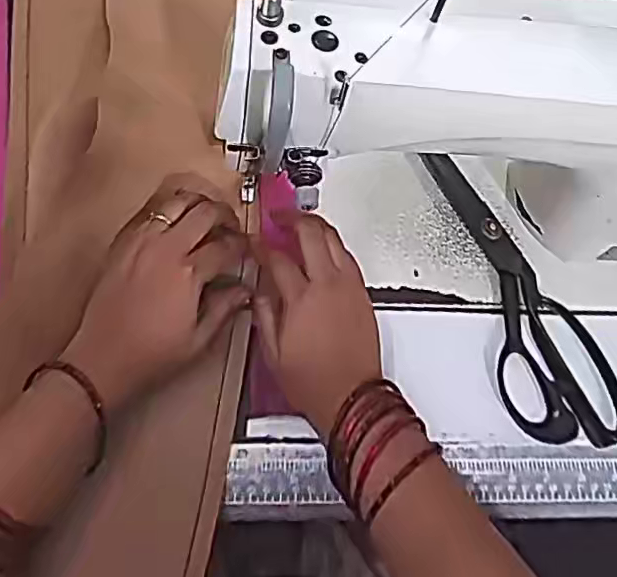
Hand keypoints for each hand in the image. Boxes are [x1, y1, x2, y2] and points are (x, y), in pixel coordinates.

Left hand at [62, 175, 250, 409]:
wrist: (101, 359)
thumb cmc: (150, 355)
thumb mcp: (197, 342)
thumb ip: (225, 309)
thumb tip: (244, 289)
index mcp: (188, 272)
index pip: (225, 245)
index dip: (241, 245)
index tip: (245, 250)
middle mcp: (166, 248)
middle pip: (205, 212)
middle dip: (225, 216)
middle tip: (231, 228)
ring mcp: (142, 240)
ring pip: (177, 201)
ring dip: (197, 204)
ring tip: (205, 216)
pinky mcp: (124, 241)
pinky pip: (151, 212)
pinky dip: (169, 210)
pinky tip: (175, 223)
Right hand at [253, 211, 382, 436]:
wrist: (353, 399)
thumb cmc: (316, 383)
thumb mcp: (273, 354)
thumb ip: (263, 316)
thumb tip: (259, 292)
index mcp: (302, 299)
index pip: (278, 258)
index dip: (262, 246)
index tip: (254, 243)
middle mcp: (328, 285)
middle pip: (311, 233)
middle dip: (291, 218)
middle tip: (279, 217)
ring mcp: (348, 286)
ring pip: (333, 238)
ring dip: (315, 225)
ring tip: (301, 223)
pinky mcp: (362, 292)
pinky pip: (347, 255)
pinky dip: (332, 243)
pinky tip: (324, 246)